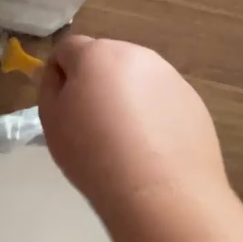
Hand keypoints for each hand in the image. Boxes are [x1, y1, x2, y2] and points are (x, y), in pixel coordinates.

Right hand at [38, 35, 229, 225]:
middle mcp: (136, 55)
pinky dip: (153, 115)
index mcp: (97, 54)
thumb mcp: (52, 121)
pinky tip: (152, 150)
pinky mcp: (193, 101)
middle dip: (95, 82)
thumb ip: (49, 88)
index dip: (59, 75)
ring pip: (136, 79)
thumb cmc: (94, 155)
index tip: (62, 107)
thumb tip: (57, 74)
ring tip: (125, 141)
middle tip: (92, 125)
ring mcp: (170, 77)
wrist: (161, 193)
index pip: (67, 48)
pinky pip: (162, 100)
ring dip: (126, 97)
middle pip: (105, 59)